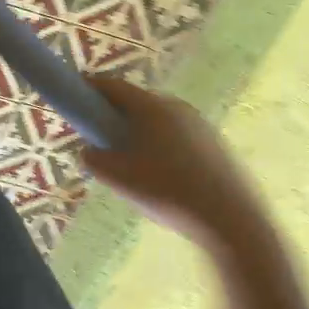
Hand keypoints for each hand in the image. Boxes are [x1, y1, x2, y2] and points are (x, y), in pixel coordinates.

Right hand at [80, 76, 271, 253]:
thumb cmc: (167, 192)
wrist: (233, 223)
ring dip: (141, 133)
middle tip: (102, 139)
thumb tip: (89, 150)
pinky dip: (164, 147)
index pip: (111, 86)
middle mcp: (177, 106)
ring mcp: (202, 125)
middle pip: (136, 102)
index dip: (88, 89)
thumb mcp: (116, 177)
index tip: (75, 101)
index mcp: (151, 106)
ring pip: (159, 121)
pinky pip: (179, 137)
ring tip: (134, 164)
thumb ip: (91, 158)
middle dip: (115, 116)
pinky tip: (165, 177)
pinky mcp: (218, 145)